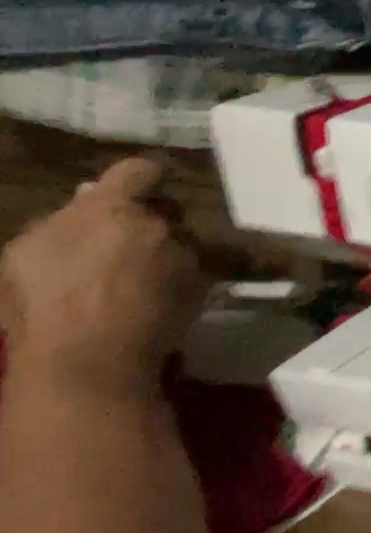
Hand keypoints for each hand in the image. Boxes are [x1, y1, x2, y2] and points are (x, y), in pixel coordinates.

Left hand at [0, 158, 206, 385]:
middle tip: (145, 243)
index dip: (156, 179)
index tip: (170, 193)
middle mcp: (67, 215)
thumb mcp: (191, 275)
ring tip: (109, 273)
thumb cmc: (150, 313)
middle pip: (100, 202)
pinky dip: (64, 265)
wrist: (81, 361)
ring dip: (92, 242)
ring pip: (69, 228)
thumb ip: (179, 244)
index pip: (137, 171)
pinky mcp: (8, 268)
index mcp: (118, 209)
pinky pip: (45, 254)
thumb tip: (174, 235)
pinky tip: (79, 292)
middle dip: (123, 218)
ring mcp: (30, 241)